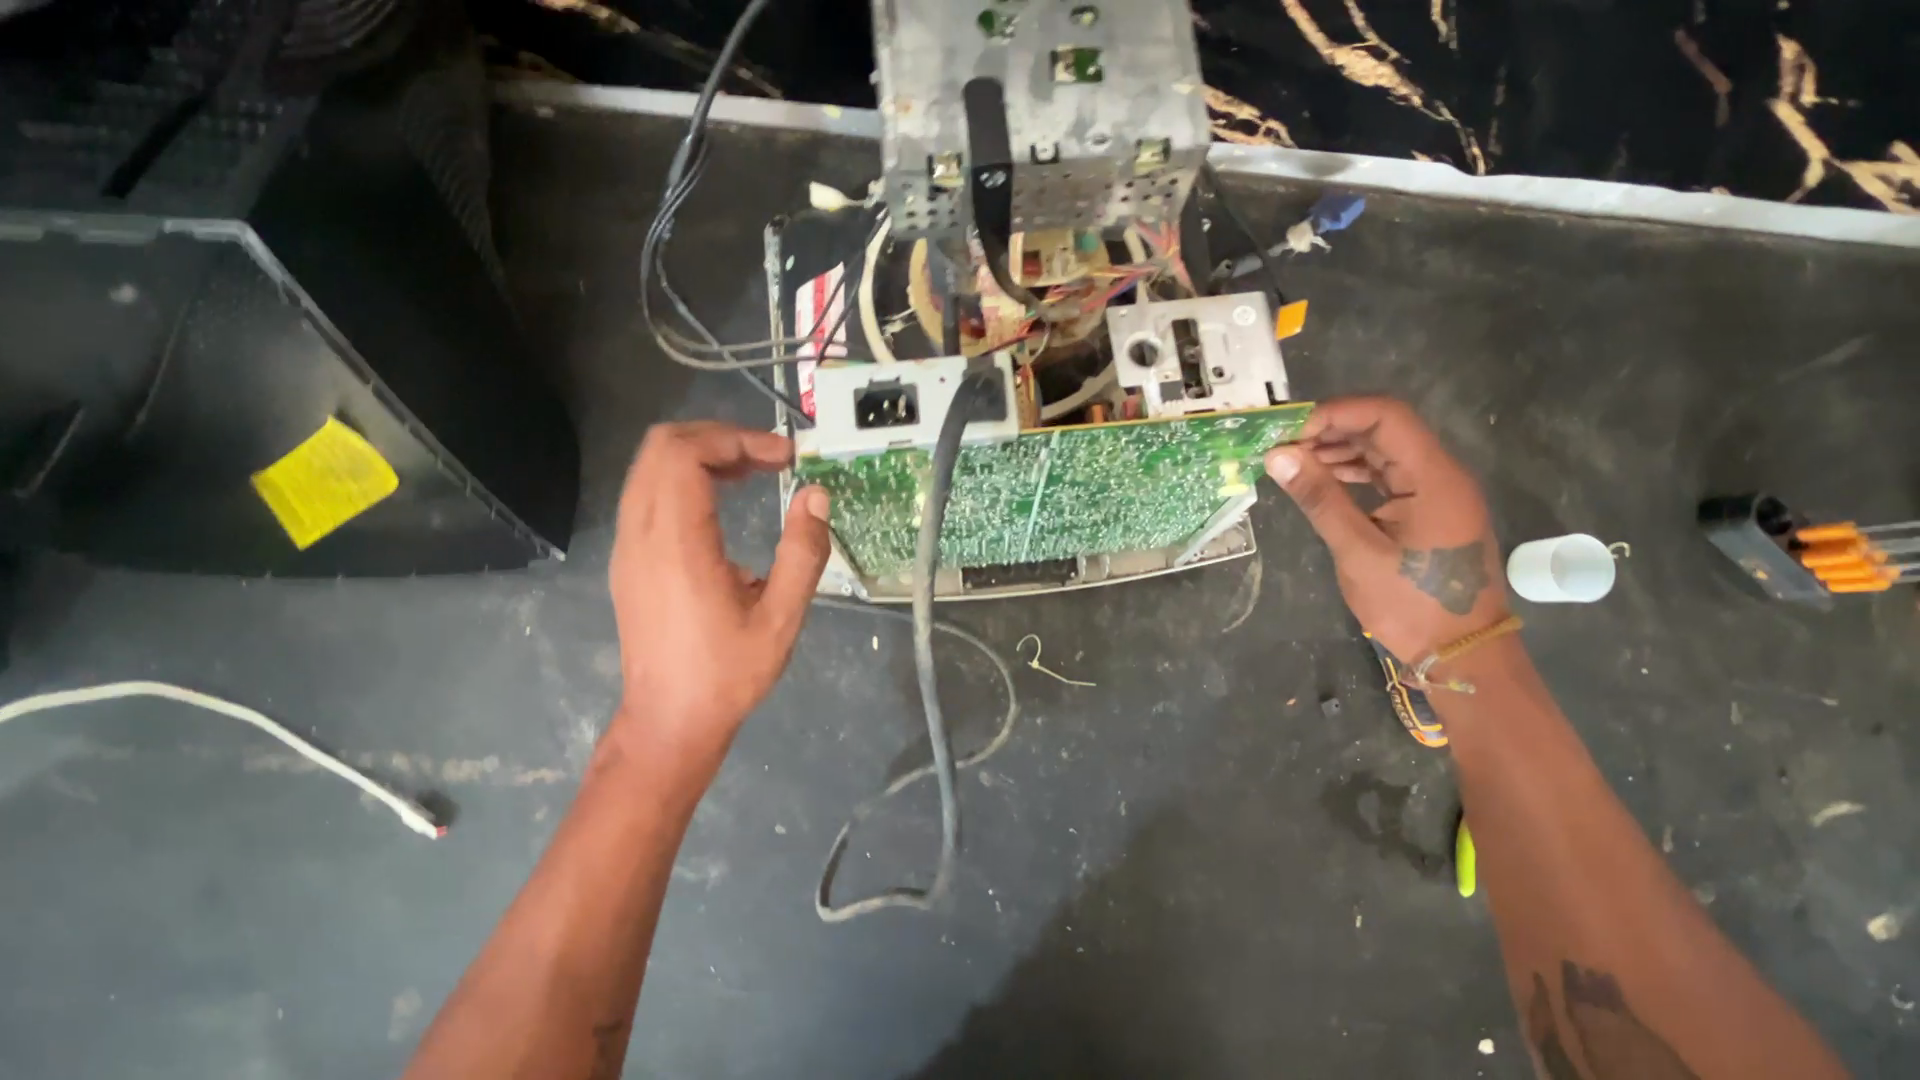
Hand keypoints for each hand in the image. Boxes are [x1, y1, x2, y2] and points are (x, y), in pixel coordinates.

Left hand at [607, 422, 830, 770]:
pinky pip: (647, 493)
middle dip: (719, 437)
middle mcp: (641, 535)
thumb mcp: (781, 619)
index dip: (735, 438)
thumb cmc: (727, 675)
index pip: (685, 453)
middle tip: (770, 459)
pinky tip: (722, 504)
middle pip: (662, 447)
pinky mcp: (627, 559)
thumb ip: (803, 553)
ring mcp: (627, 546)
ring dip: (701, 455)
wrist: (668, 721)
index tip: (783, 457)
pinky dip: (683, 479)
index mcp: (676, 545)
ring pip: (649, 467)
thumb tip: (816, 495)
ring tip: (752, 473)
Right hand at [1265, 397, 1506, 660]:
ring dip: (1340, 451)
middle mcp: (1441, 474)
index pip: (1386, 416)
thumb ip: (1319, 498)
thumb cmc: (1412, 605)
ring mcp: (1437, 493)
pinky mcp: (1429, 511)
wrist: (1463, 653)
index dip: (1335, 413)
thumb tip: (1277, 455)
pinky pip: (1389, 477)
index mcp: (1434, 477)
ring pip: (1385, 452)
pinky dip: (1354, 473)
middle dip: (1331, 431)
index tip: (1290, 433)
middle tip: (1282, 447)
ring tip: (1293, 464)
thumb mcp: (1358, 552)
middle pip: (1385, 429)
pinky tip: (1321, 481)